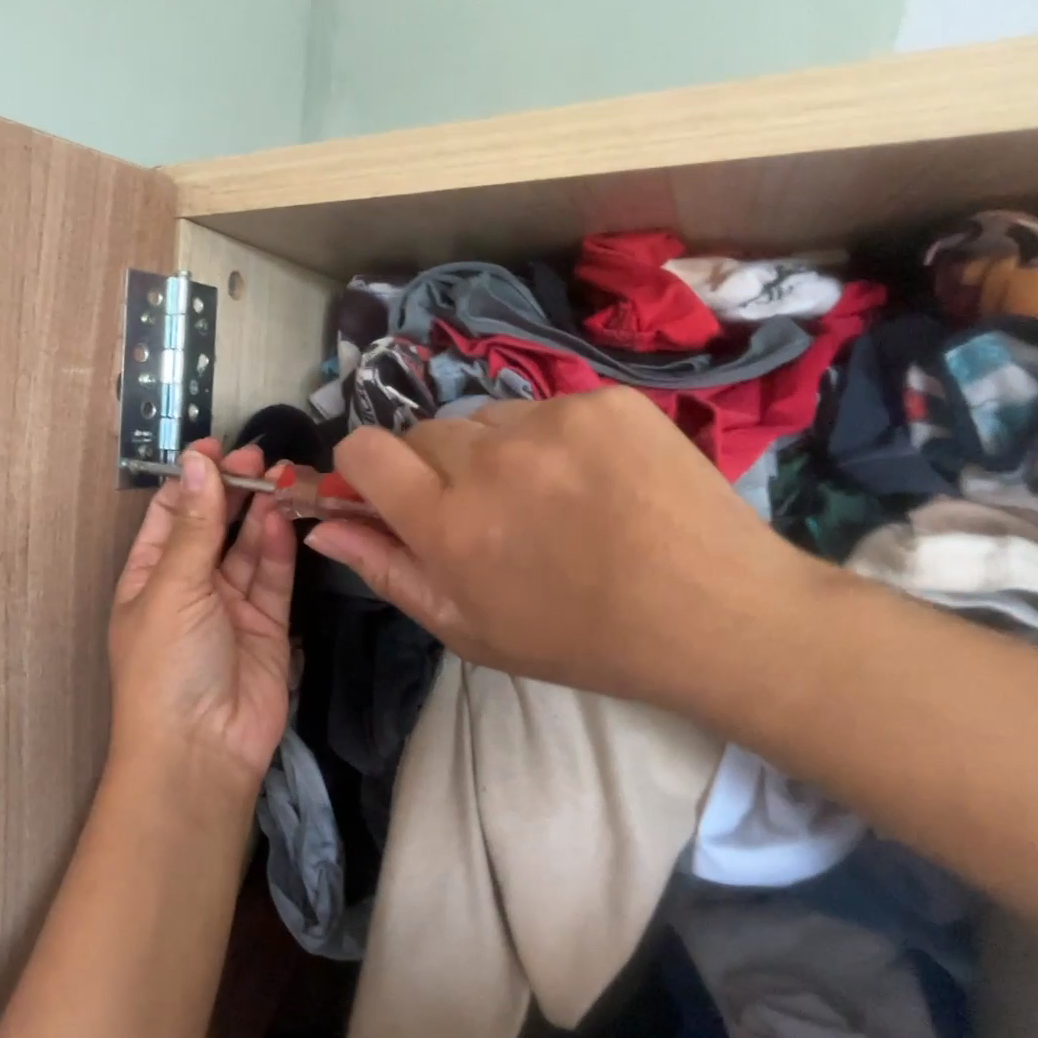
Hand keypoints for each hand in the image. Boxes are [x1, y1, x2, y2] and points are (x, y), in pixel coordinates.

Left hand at [109, 439, 296, 787]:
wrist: (200, 749)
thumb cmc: (166, 665)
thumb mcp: (173, 588)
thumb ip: (195, 525)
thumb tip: (196, 461)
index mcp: (149, 576)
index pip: (171, 514)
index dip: (192, 478)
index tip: (216, 446)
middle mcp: (189, 587)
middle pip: (214, 525)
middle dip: (233, 491)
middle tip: (259, 457)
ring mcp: (230, 606)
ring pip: (248, 548)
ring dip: (261, 514)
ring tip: (280, 478)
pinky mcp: (267, 626)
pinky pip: (273, 577)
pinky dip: (279, 548)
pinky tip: (283, 517)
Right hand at [303, 389, 814, 700]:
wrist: (715, 613)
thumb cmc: (578, 638)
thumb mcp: (467, 628)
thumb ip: (386, 569)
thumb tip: (322, 527)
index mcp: (447, 523)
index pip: (363, 450)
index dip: (361, 468)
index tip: (384, 492)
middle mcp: (488, 459)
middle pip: (421, 433)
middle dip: (432, 467)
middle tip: (481, 512)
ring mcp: (551, 420)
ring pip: (484, 419)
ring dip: (493, 452)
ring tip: (547, 498)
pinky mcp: (604, 399)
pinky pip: (545, 408)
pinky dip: (551, 439)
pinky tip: (592, 480)